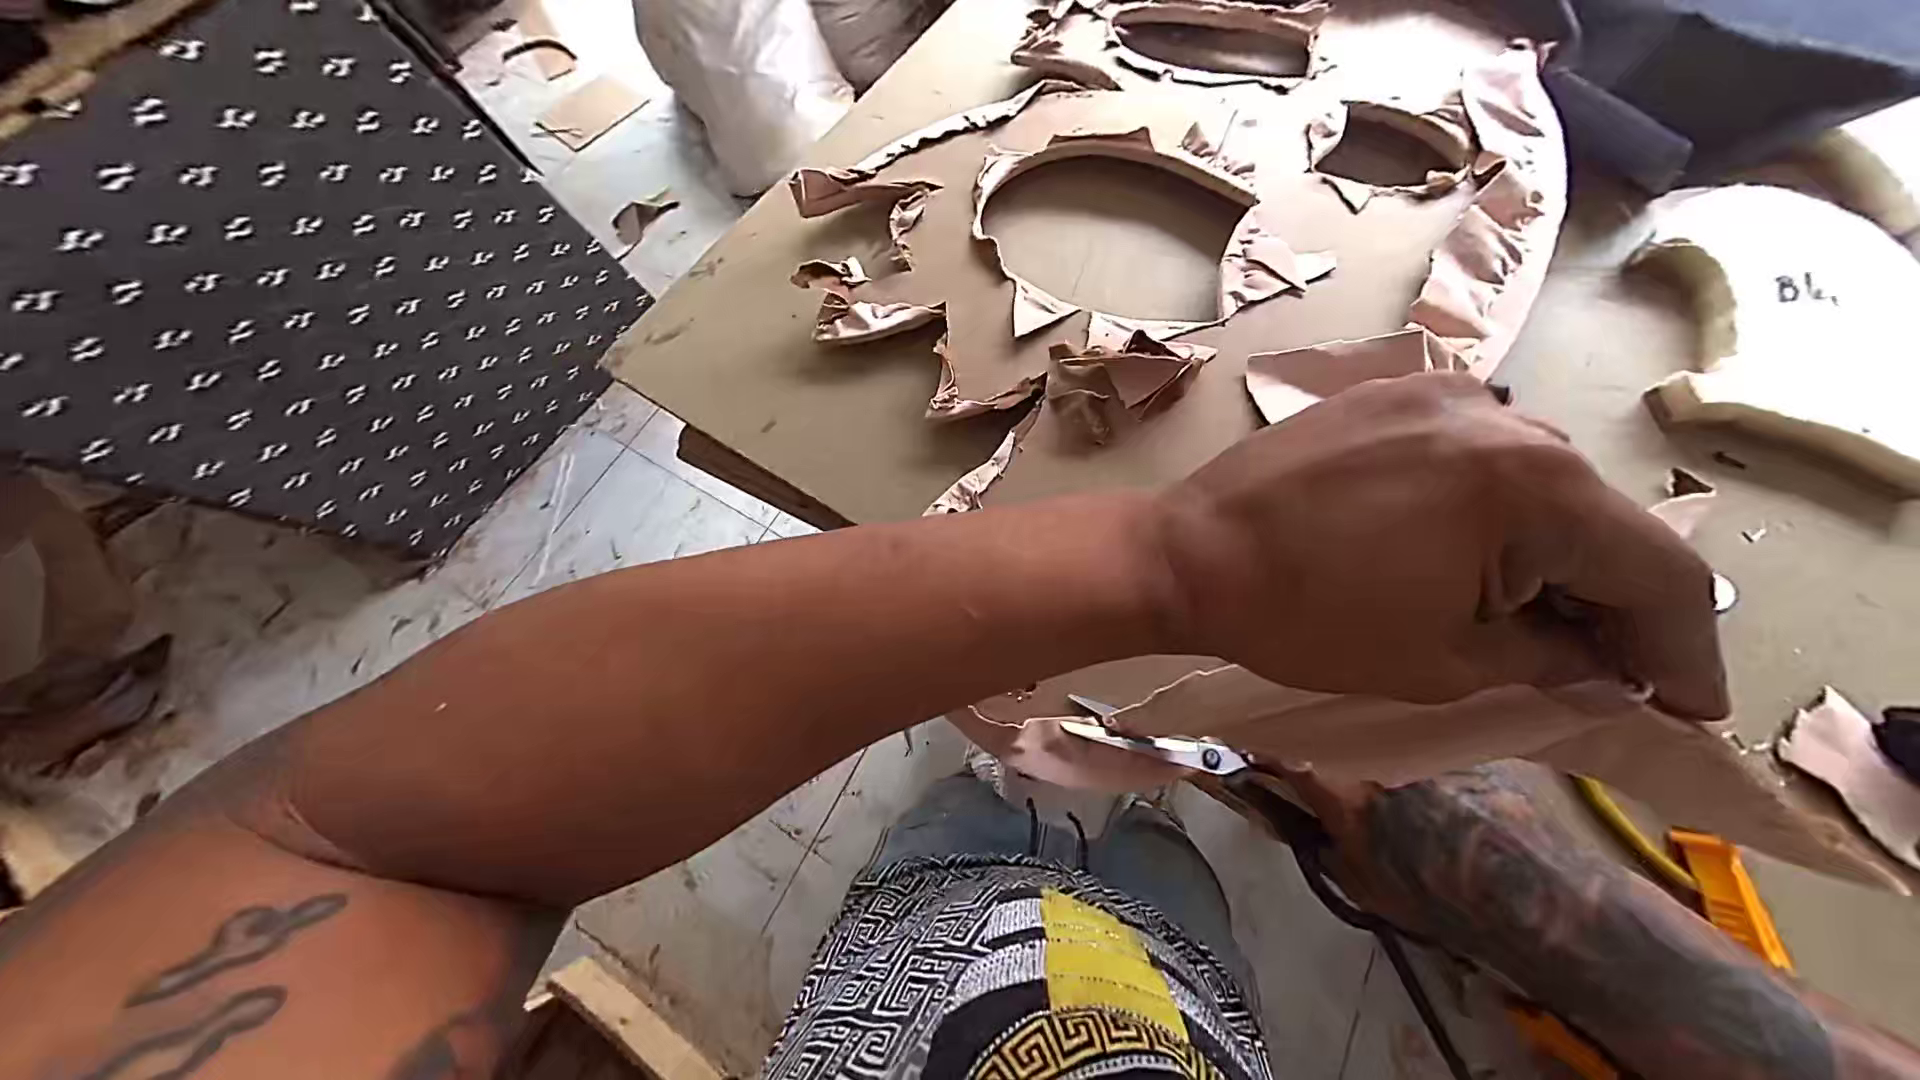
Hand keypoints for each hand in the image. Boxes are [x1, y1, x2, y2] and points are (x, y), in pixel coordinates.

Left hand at [1151, 372, 1727, 717]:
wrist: (1186, 554)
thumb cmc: (1300, 618)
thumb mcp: (1437, 661)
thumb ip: (1542, 658)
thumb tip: (1599, 660)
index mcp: (1530, 487)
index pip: (1654, 573)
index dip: (1675, 650)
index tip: (1672, 700)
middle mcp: (1496, 419)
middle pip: (1593, 517)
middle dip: (1597, 594)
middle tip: (1584, 657)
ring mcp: (1432, 397)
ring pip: (1529, 478)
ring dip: (1536, 542)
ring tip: (1503, 600)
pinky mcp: (1379, 398)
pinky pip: (1462, 451)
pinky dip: (1476, 500)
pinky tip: (1447, 541)